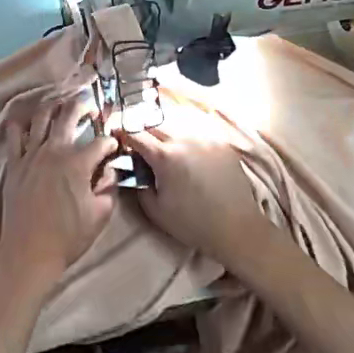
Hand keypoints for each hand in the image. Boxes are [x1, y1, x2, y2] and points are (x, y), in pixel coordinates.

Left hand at [0, 95, 118, 295]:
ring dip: (54, 106)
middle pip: (69, 115)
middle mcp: (55, 151)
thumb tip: (111, 170)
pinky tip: (27, 120)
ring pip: (42, 117)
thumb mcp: (100, 215)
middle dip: (83, 106)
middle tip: (90, 105)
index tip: (113, 145)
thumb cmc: (68, 237)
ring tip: (61, 103)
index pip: (100, 142)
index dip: (110, 141)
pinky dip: (21, 124)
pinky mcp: (14, 164)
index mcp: (78, 163)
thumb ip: (110, 187)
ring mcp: (31, 155)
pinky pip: (15, 135)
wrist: (28, 253)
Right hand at [123, 124, 270, 268]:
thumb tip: (131, 169)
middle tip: (140, 144)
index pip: (135, 134)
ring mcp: (205, 138)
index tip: (116, 136)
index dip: (122, 134)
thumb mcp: (156, 210)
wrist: (236, 227)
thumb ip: (138, 185)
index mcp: (165, 156)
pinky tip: (189, 153)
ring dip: (166, 133)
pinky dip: (187, 138)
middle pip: (155, 125)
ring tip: (165, 147)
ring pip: (177, 125)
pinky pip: (198, 133)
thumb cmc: (193, 223)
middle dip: (144, 132)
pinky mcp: (222, 142)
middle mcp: (184, 139)